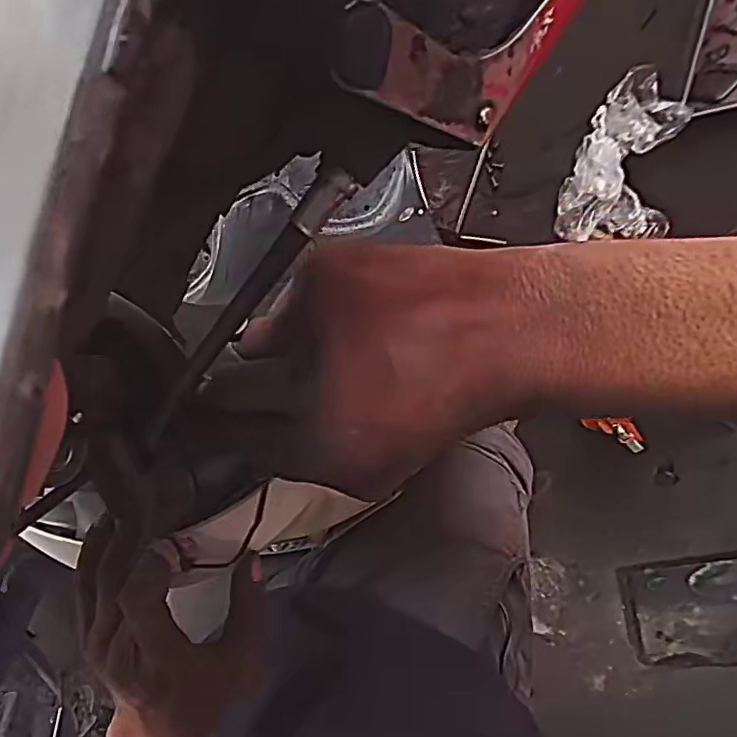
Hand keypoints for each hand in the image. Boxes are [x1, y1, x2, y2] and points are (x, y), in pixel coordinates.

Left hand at [77, 514, 265, 736]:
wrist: (157, 733)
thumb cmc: (202, 700)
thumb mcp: (240, 662)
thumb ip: (248, 611)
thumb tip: (251, 560)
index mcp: (156, 660)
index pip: (137, 602)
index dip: (152, 567)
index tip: (175, 546)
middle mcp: (116, 650)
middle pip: (113, 583)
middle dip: (133, 543)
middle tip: (154, 513)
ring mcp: (95, 643)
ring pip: (94, 579)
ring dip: (111, 541)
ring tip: (128, 511)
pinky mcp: (85, 634)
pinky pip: (81, 586)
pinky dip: (92, 555)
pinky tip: (105, 532)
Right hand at [200, 241, 521, 499]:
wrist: (505, 329)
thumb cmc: (451, 399)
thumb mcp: (376, 467)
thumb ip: (309, 464)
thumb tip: (266, 444)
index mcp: (313, 430)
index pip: (237, 433)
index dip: (233, 431)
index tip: (238, 427)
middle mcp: (297, 373)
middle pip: (230, 386)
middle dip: (241, 394)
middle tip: (270, 393)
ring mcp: (305, 314)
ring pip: (260, 341)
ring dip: (283, 352)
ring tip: (337, 352)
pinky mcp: (321, 269)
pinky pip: (292, 300)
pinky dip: (312, 312)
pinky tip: (355, 320)